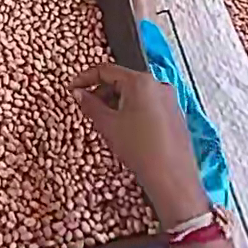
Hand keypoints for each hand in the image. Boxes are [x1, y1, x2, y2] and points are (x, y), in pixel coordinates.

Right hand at [70, 63, 207, 224]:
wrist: (171, 177)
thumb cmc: (140, 149)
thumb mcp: (108, 125)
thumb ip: (90, 104)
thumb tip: (79, 93)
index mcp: (140, 82)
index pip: (106, 70)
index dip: (85, 78)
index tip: (73, 88)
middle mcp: (158, 85)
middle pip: (122, 80)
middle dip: (101, 92)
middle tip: (87, 107)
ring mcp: (169, 99)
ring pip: (135, 93)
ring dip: (116, 102)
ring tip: (105, 122)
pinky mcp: (175, 113)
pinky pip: (147, 104)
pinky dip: (132, 110)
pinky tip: (124, 129)